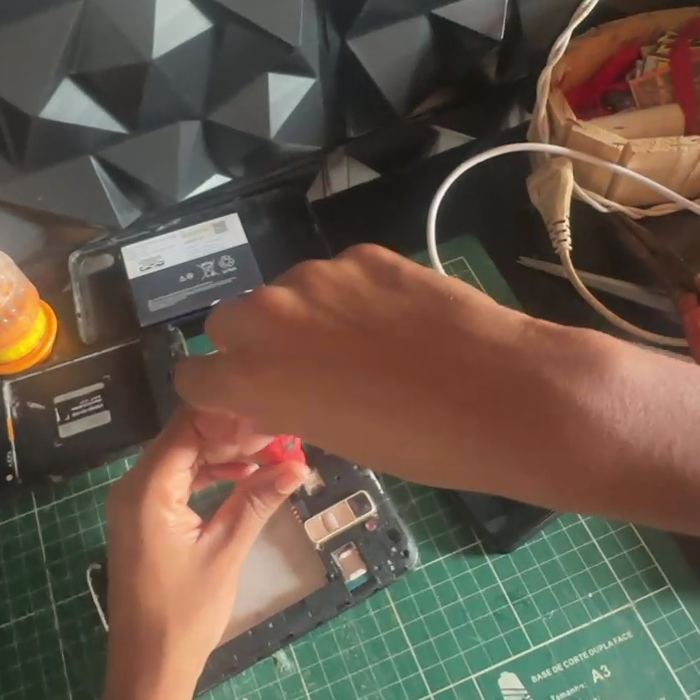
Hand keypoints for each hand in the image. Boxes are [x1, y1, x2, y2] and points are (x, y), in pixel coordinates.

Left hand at [102, 410, 309, 688]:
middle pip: (185, 438)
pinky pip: (179, 480)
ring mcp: (137, 502)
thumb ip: (257, 501)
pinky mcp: (145, 517)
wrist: (147, 670)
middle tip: (281, 437)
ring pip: (184, 457)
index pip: (188, 427)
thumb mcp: (225, 552)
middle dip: (233, 434)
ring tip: (272, 455)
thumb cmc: (184, 615)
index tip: (274, 423)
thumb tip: (299, 465)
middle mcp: (134, 486)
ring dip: (225, 454)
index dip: (232, 419)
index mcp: (147, 489)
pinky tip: (246, 476)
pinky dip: (211, 474)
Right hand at [174, 245, 657, 511]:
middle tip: (294, 370)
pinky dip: (347, 297)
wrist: (504, 394)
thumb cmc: (420, 444)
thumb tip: (272, 397)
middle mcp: (271, 315)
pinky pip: (334, 276)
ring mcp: (318, 275)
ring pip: (283, 293)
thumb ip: (285, 407)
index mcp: (255, 376)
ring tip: (356, 345)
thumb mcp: (335, 438)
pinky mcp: (363, 254)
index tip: (240, 401)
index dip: (216, 392)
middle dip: (248, 346)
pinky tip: (392, 322)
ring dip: (300, 317)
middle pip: (227, 322)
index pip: (195, 376)